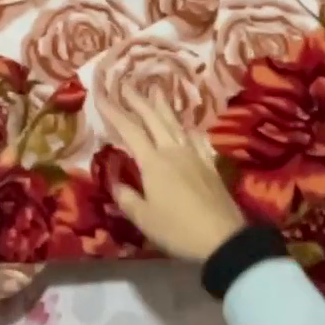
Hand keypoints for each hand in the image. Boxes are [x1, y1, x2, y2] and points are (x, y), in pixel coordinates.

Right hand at [108, 88, 246, 261]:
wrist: (224, 239)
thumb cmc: (178, 229)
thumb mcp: (144, 218)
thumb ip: (127, 197)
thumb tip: (115, 181)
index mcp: (153, 162)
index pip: (130, 130)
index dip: (114, 112)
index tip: (101, 96)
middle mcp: (173, 151)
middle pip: (154, 119)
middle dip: (138, 101)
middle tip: (126, 85)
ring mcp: (193, 156)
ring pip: (174, 124)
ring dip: (162, 106)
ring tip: (155, 91)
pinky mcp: (208, 165)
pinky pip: (192, 137)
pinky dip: (182, 126)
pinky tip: (183, 125)